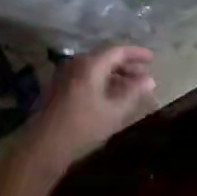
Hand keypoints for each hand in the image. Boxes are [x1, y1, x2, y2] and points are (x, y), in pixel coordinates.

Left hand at [12, 46, 156, 177]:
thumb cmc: (82, 127)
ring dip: (114, 76)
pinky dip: (101, 82)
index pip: (117, 51)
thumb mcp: (113, 112)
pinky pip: (86, 76)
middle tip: (144, 77)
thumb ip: (133, 93)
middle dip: (126, 67)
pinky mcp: (60, 85)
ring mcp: (66, 73)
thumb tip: (149, 80)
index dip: (136, 53)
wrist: (44, 144)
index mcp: (90, 64)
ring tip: (130, 89)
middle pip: (105, 58)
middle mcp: (77, 62)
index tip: (152, 59)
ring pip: (95, 68)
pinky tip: (110, 97)